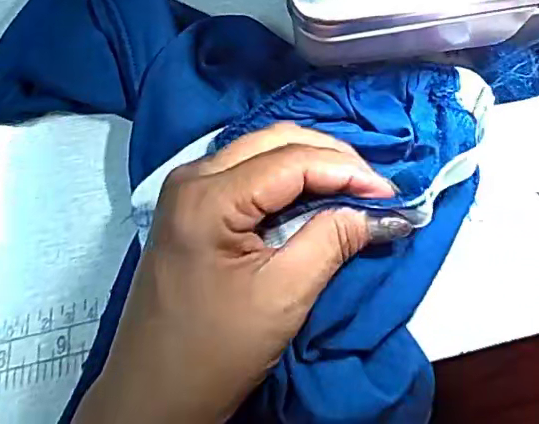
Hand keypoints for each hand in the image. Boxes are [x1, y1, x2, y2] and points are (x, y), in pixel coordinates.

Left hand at [75, 123, 406, 423]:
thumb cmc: (212, 355)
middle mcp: (194, 174)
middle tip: (374, 187)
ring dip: (312, 161)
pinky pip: (250, 167)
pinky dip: (289, 174)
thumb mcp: (281, 298)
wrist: (150, 400)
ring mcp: (189, 184)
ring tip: (353, 186)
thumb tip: (374, 212)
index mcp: (207, 196)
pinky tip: (316, 190)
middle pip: (276, 141)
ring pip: (264, 148)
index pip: (290, 161)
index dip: (345, 170)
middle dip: (331, 157)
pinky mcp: (194, 200)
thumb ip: (330, 242)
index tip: (388, 193)